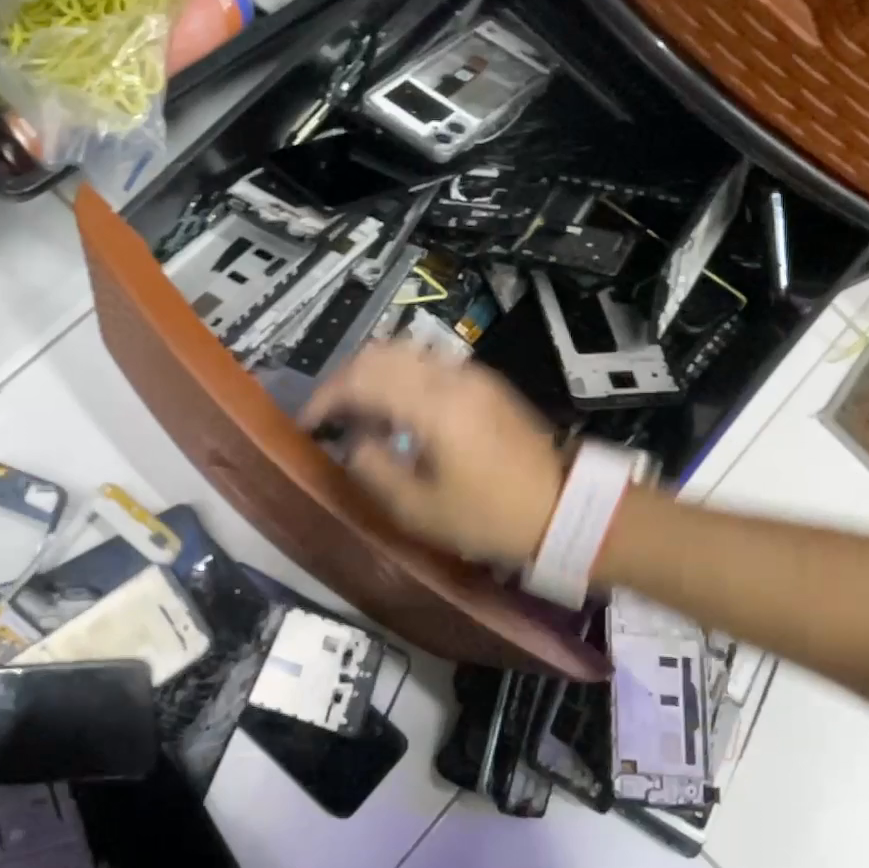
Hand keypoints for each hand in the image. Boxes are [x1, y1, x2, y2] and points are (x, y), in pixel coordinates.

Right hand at [302, 343, 566, 567]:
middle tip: (327, 415)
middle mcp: (449, 376)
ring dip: (371, 374)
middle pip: (379, 353)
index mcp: (432, 405)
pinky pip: (427, 362)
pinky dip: (398, 376)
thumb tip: (354, 443)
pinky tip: (396, 412)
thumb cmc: (488, 516)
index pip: (360, 379)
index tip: (306, 422)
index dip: (325, 397)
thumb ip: (374, 470)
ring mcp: (470, 374)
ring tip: (357, 413)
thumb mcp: (419, 509)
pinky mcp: (483, 382)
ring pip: (404, 351)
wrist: (562, 508)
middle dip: (344, 380)